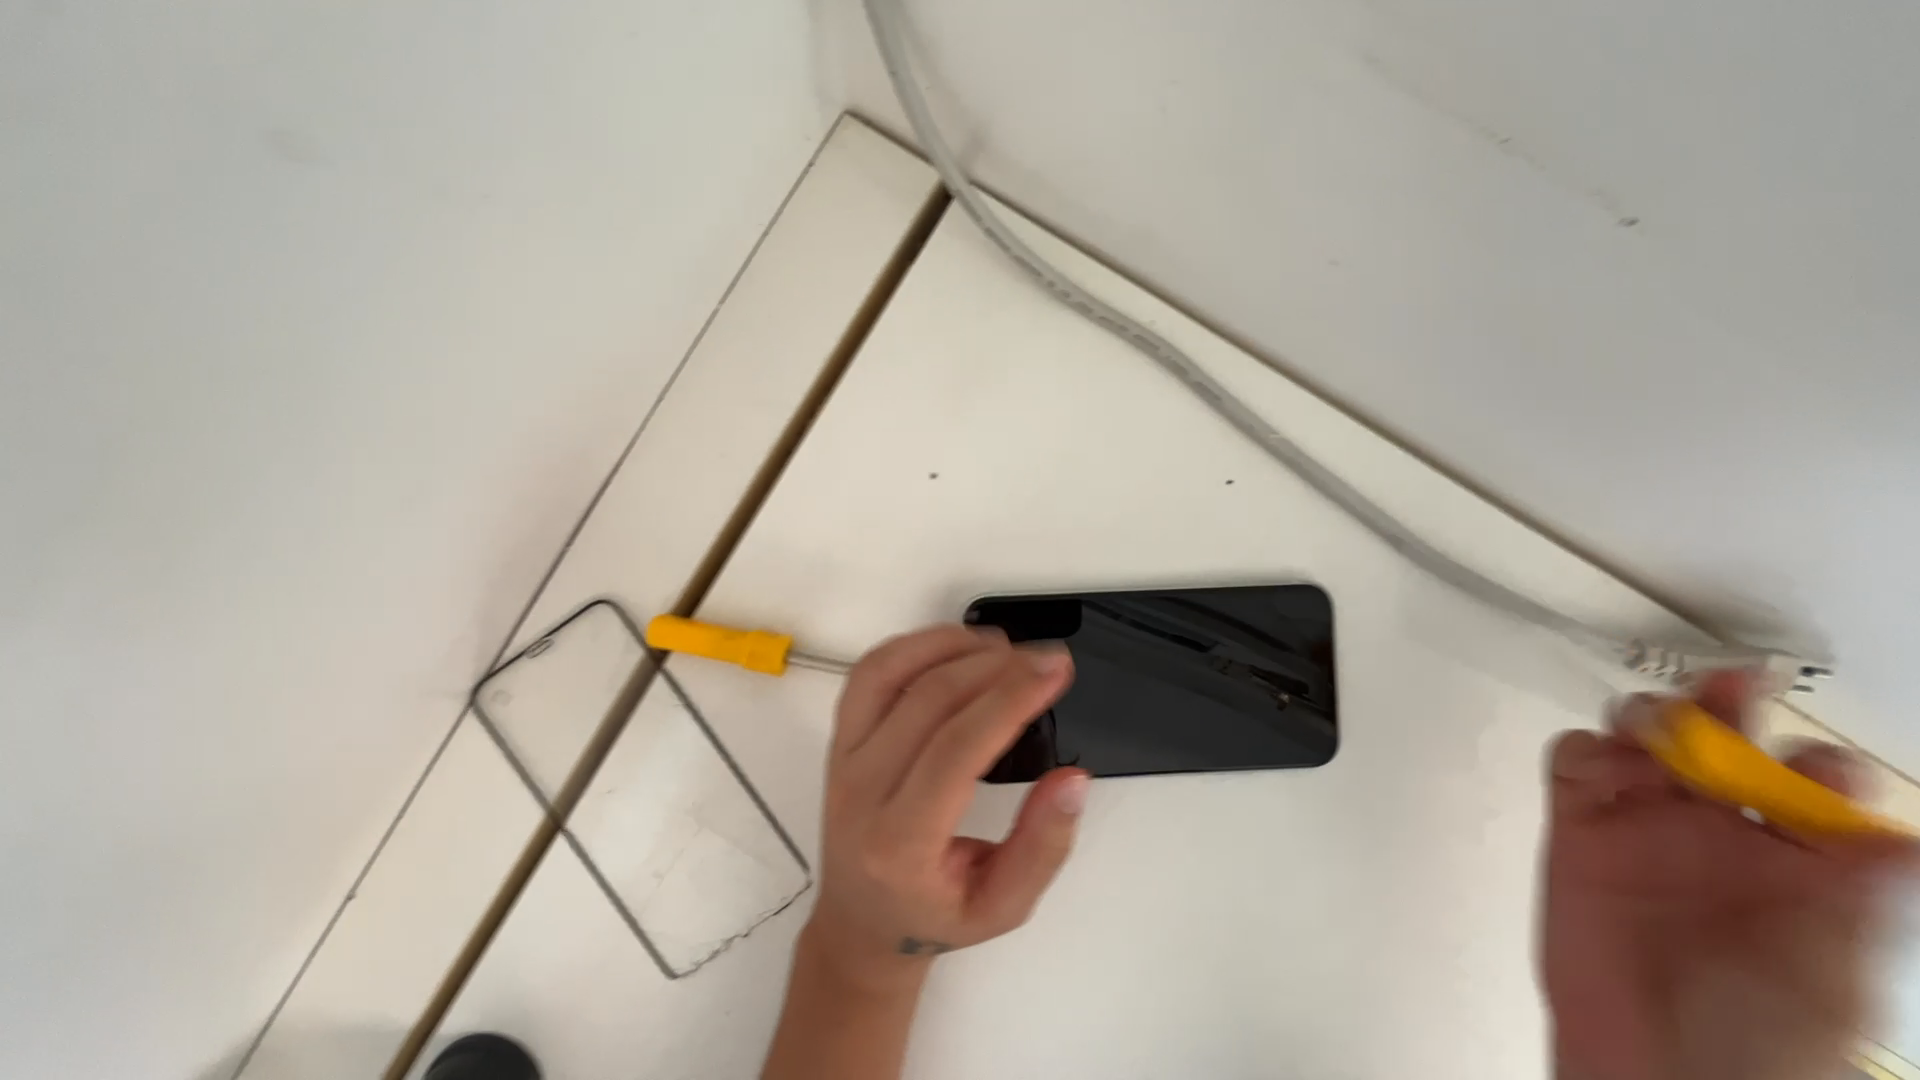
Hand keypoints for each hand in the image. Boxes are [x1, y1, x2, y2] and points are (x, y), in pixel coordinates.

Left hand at [804, 623, 1088, 989]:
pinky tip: (957, 646)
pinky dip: (913, 646)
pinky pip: (870, 674)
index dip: (1010, 699)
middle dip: (997, 668)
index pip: (956, 749)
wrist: (861, 920)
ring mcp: (843, 758)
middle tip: (1046, 659)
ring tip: (1005, 647)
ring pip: (890, 674)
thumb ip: (1042, 846)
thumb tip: (1074, 778)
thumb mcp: (1004, 906)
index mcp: (901, 842)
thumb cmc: (934, 914)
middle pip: (928, 702)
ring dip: (951, 646)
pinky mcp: (839, 738)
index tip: (1055, 671)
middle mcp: (862, 791)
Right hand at [1541, 670, 1915, 1079]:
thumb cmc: (1760, 1043)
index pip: (1817, 779)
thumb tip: (1898, 837)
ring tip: (1655, 729)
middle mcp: (1723, 831)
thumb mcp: (1837, 978)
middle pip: (1725, 738)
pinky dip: (1584, 749)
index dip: (1815, 759)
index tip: (1805, 766)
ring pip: (1645, 736)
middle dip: (1726, 705)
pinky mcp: (1579, 828)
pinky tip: (1600, 764)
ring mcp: (1645, 825)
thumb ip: (1860, 901)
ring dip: (1650, 716)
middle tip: (1729, 691)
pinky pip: (1574, 764)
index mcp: (1800, 859)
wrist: (1651, 1069)